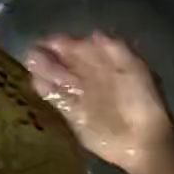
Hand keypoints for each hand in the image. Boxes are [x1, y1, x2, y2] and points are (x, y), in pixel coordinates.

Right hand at [25, 32, 173, 173]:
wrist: (143, 139)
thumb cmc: (143, 99)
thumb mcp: (134, 69)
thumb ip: (116, 50)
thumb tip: (93, 34)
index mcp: (106, 63)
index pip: (81, 48)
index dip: (65, 43)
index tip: (48, 40)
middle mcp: (91, 77)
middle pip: (67, 63)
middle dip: (50, 56)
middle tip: (32, 51)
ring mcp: (82, 97)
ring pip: (60, 80)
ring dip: (45, 71)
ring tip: (29, 62)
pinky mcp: (75, 116)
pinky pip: (58, 100)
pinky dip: (47, 92)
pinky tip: (35, 83)